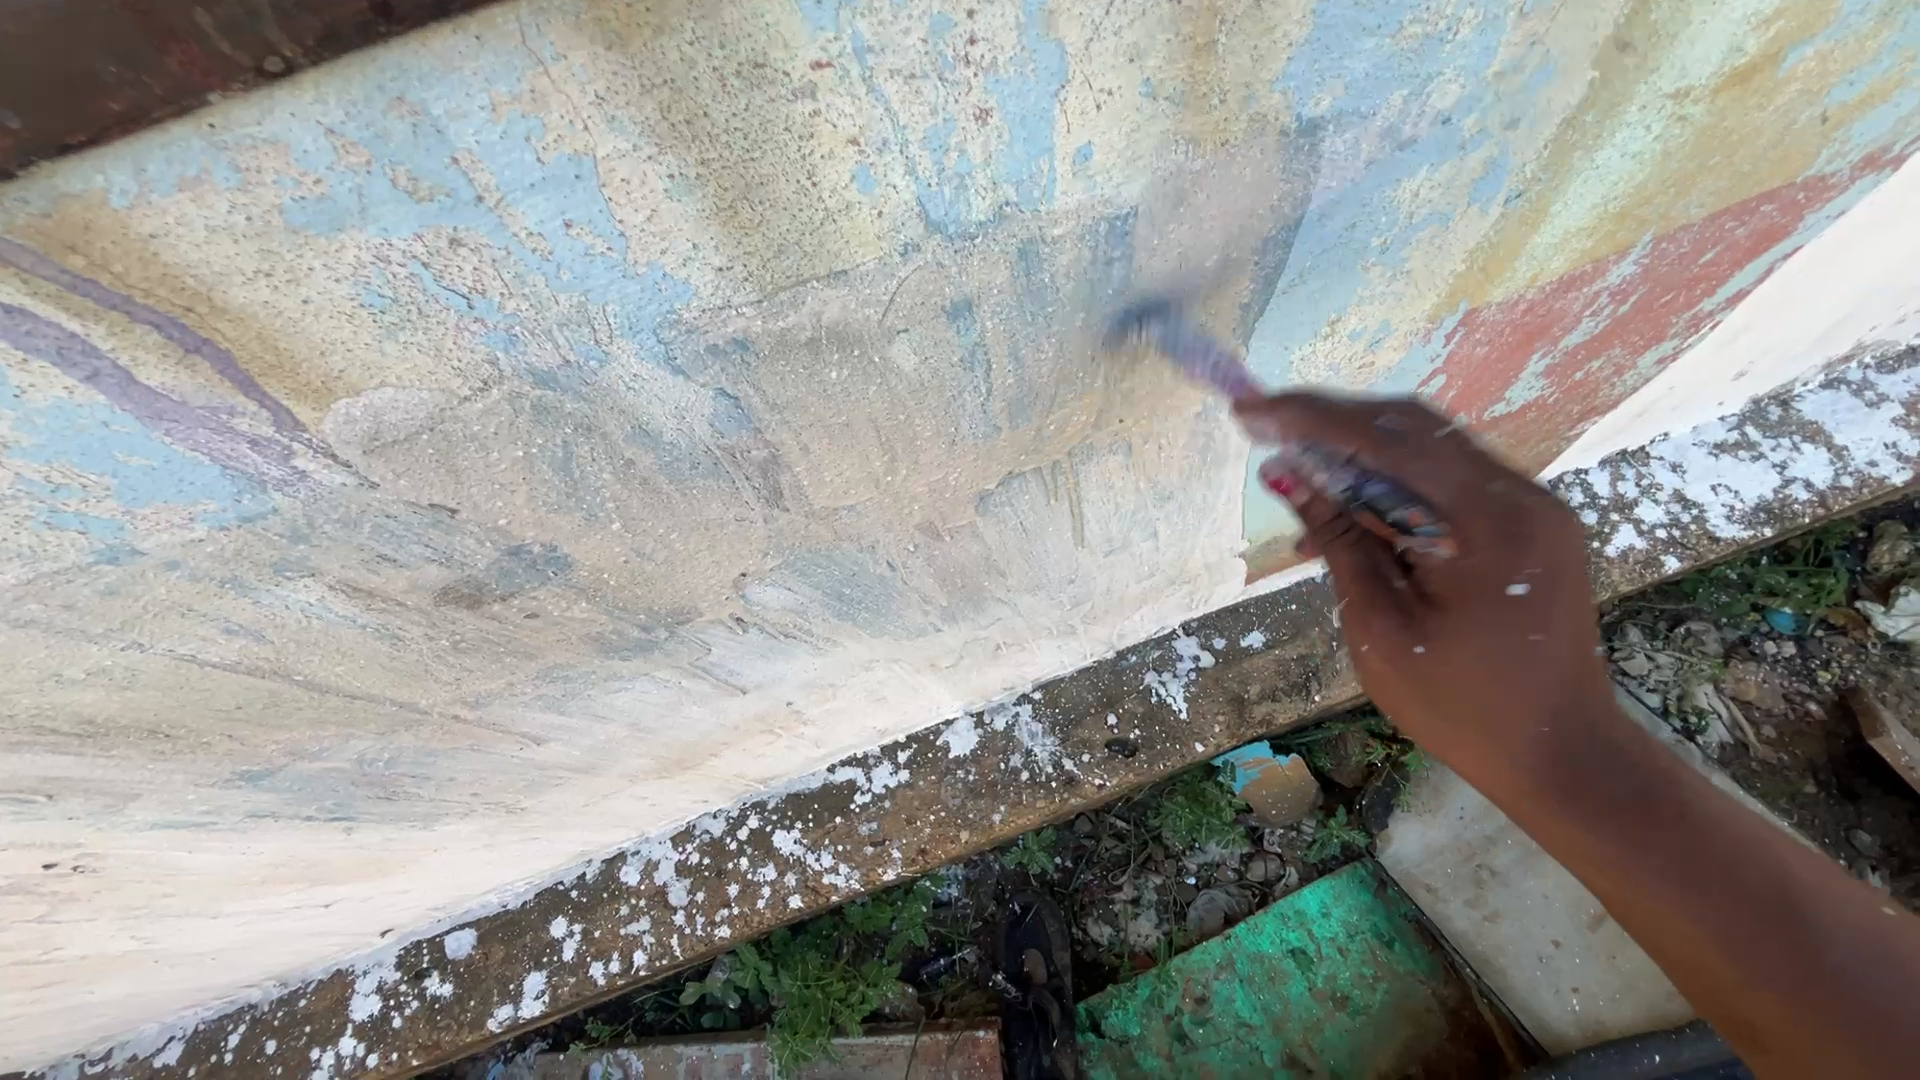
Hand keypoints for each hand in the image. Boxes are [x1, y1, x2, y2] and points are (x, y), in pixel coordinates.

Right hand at [1232, 392, 1622, 788]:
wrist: (1561, 754)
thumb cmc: (1459, 705)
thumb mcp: (1379, 624)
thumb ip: (1338, 540)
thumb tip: (1287, 475)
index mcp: (1487, 523)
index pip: (1388, 440)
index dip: (1310, 418)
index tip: (1250, 410)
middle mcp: (1520, 496)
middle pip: (1412, 430)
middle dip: (1332, 425)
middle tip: (1266, 431)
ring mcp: (1531, 507)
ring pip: (1428, 452)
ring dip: (1358, 459)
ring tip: (1298, 481)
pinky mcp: (1528, 525)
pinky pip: (1447, 485)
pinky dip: (1392, 489)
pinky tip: (1350, 518)